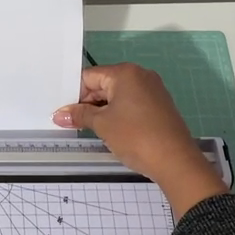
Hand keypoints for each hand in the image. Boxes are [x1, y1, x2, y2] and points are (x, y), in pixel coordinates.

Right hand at [54, 63, 227, 217]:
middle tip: (73, 122)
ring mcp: (153, 90)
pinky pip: (131, 104)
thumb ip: (79, 115)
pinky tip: (112, 131)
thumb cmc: (135, 137)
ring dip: (103, 111)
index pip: (90, 77)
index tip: (64, 112)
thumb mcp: (102, 125)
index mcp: (125, 73)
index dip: (74, 94)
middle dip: (88, 103)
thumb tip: (58, 115)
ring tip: (90, 129)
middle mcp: (140, 76)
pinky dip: (118, 114)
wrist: (176, 161)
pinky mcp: (159, 105)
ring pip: (118, 96)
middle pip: (104, 84)